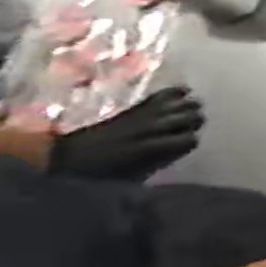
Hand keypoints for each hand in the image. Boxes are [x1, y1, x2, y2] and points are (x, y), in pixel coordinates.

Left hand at [49, 86, 202, 179]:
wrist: (70, 157)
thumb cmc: (106, 174)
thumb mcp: (139, 175)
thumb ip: (164, 160)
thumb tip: (183, 149)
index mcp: (150, 148)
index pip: (189, 139)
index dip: (192, 140)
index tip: (190, 143)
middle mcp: (149, 128)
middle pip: (186, 118)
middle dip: (194, 121)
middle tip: (195, 125)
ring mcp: (141, 116)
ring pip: (176, 105)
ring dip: (188, 106)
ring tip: (194, 109)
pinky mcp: (133, 108)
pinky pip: (159, 97)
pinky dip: (173, 93)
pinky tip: (184, 91)